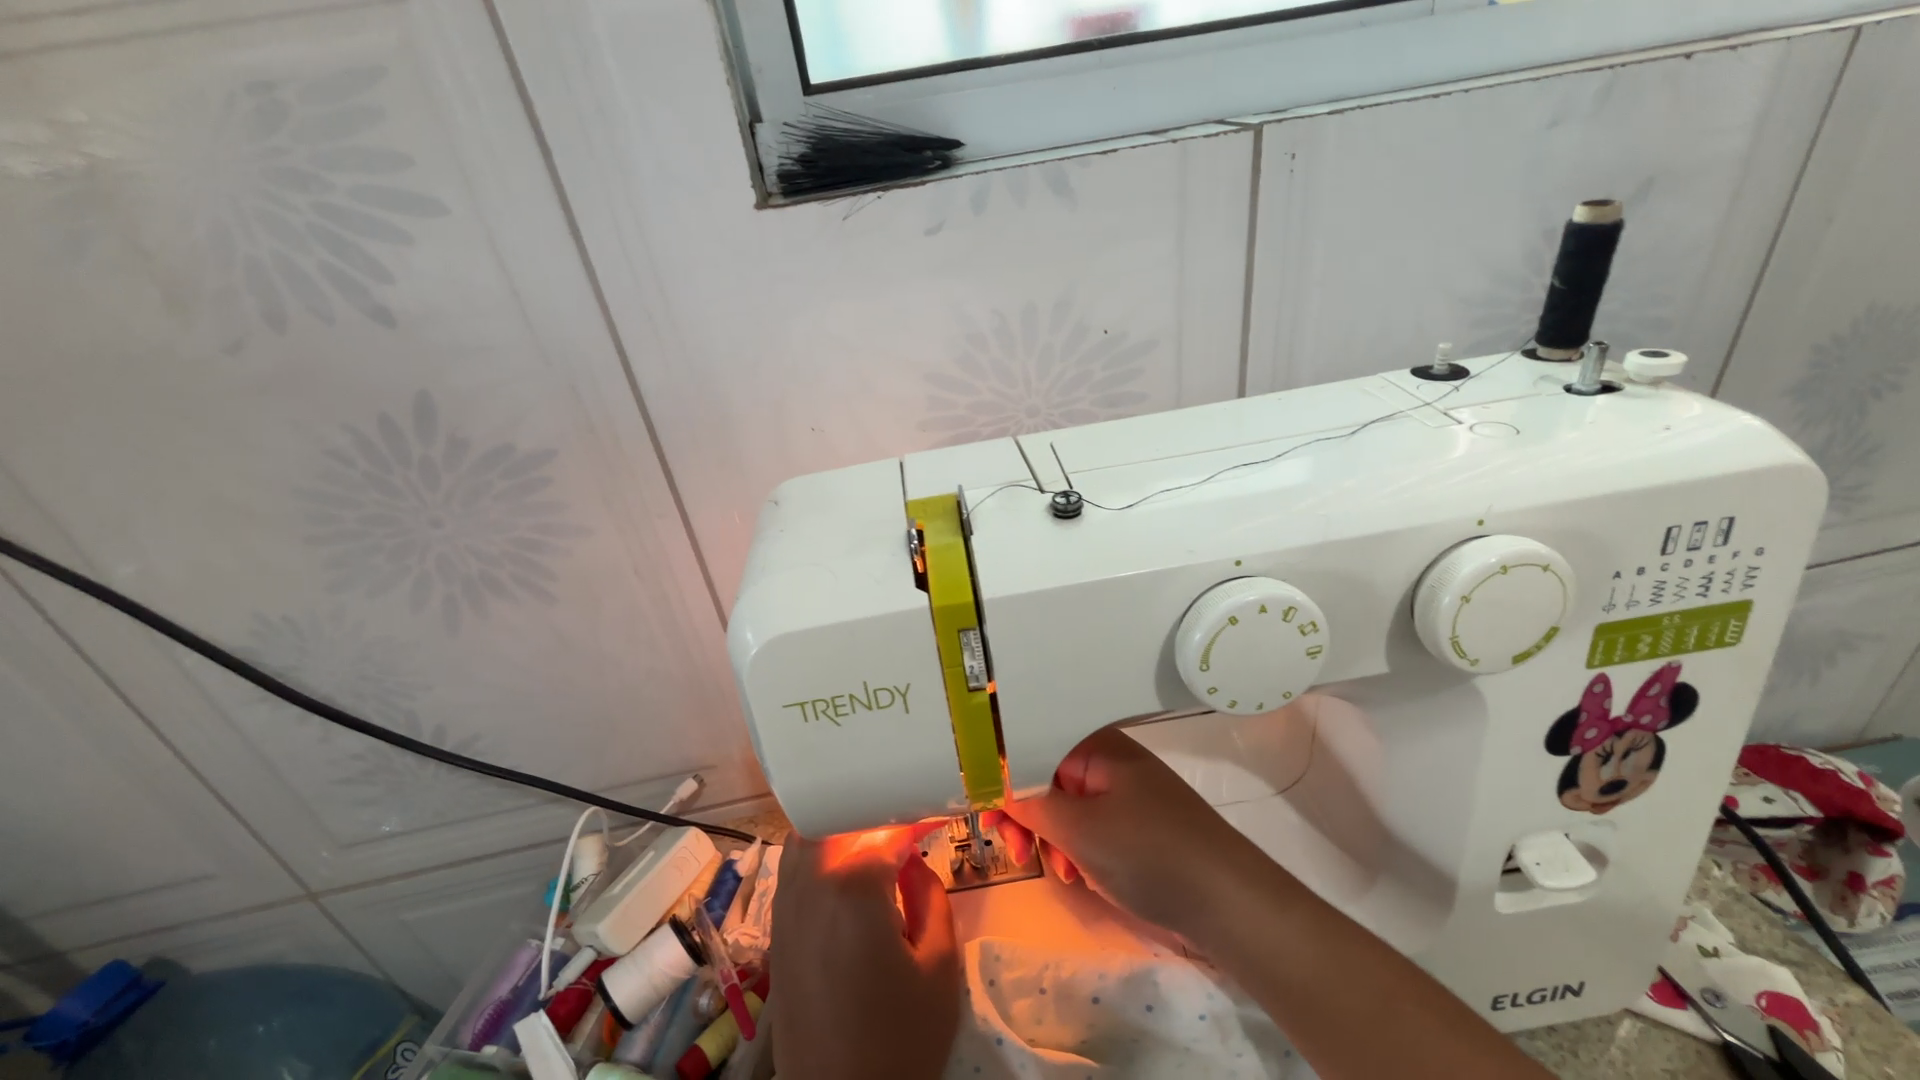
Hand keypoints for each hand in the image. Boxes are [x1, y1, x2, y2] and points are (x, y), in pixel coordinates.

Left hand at [770, 826, 960, 1079]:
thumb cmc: (899, 1038)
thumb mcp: (940, 966)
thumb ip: (932, 897)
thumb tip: (913, 863)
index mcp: (853, 886)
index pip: (888, 829)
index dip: (918, 816)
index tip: (942, 813)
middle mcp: (810, 883)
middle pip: (839, 820)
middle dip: (876, 815)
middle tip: (910, 827)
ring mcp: (786, 905)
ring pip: (810, 838)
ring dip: (844, 831)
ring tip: (880, 845)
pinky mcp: (777, 929)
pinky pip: (796, 868)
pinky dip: (822, 854)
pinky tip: (850, 874)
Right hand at [1001, 726, 1268, 935]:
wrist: (1228, 901)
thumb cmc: (1149, 853)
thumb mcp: (1078, 829)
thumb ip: (1029, 804)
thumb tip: (992, 783)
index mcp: (1098, 746)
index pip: (1032, 748)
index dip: (1002, 778)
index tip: (983, 816)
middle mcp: (1110, 762)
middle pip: (1046, 779)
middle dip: (1026, 815)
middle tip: (1014, 852)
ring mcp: (1126, 795)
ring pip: (1066, 809)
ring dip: (1051, 839)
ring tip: (1061, 871)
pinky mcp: (1137, 827)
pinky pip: (1090, 829)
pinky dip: (1077, 850)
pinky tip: (1081, 875)